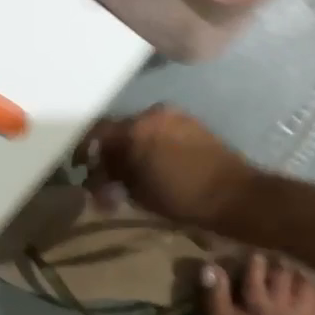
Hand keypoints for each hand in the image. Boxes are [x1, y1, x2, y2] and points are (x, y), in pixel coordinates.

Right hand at [73, 106, 260, 231]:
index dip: (83, 151)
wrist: (236, 196)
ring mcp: (174, 116)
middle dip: (108, 152)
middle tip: (104, 175)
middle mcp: (152, 114)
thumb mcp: (139, 194)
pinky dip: (149, 145)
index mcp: (136, 129)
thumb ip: (112, 179)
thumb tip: (96, 177)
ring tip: (129, 174)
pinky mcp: (191, 123)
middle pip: (118, 130)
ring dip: (130, 149)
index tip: (78, 167)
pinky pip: (160, 130)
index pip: (97, 134)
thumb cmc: (184, 199)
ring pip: (140, 130)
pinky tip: (151, 165)